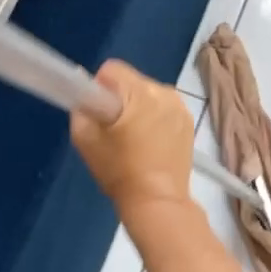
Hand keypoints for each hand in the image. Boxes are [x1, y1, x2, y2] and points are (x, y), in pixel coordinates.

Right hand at [70, 60, 194, 215]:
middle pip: (131, 81)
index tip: (98, 112)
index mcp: (138, 92)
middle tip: (114, 130)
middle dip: (120, 99)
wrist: (157, 201)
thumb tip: (88, 98)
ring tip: (134, 140)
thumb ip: (82, 109)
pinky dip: (155, 118)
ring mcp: (179, 106)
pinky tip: (151, 143)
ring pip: (148, 93)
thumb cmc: (119, 171)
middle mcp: (162, 91)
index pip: (111, 69)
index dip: (99, 88)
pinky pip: (164, 107)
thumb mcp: (85, 140)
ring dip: (139, 108)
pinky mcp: (188, 120)